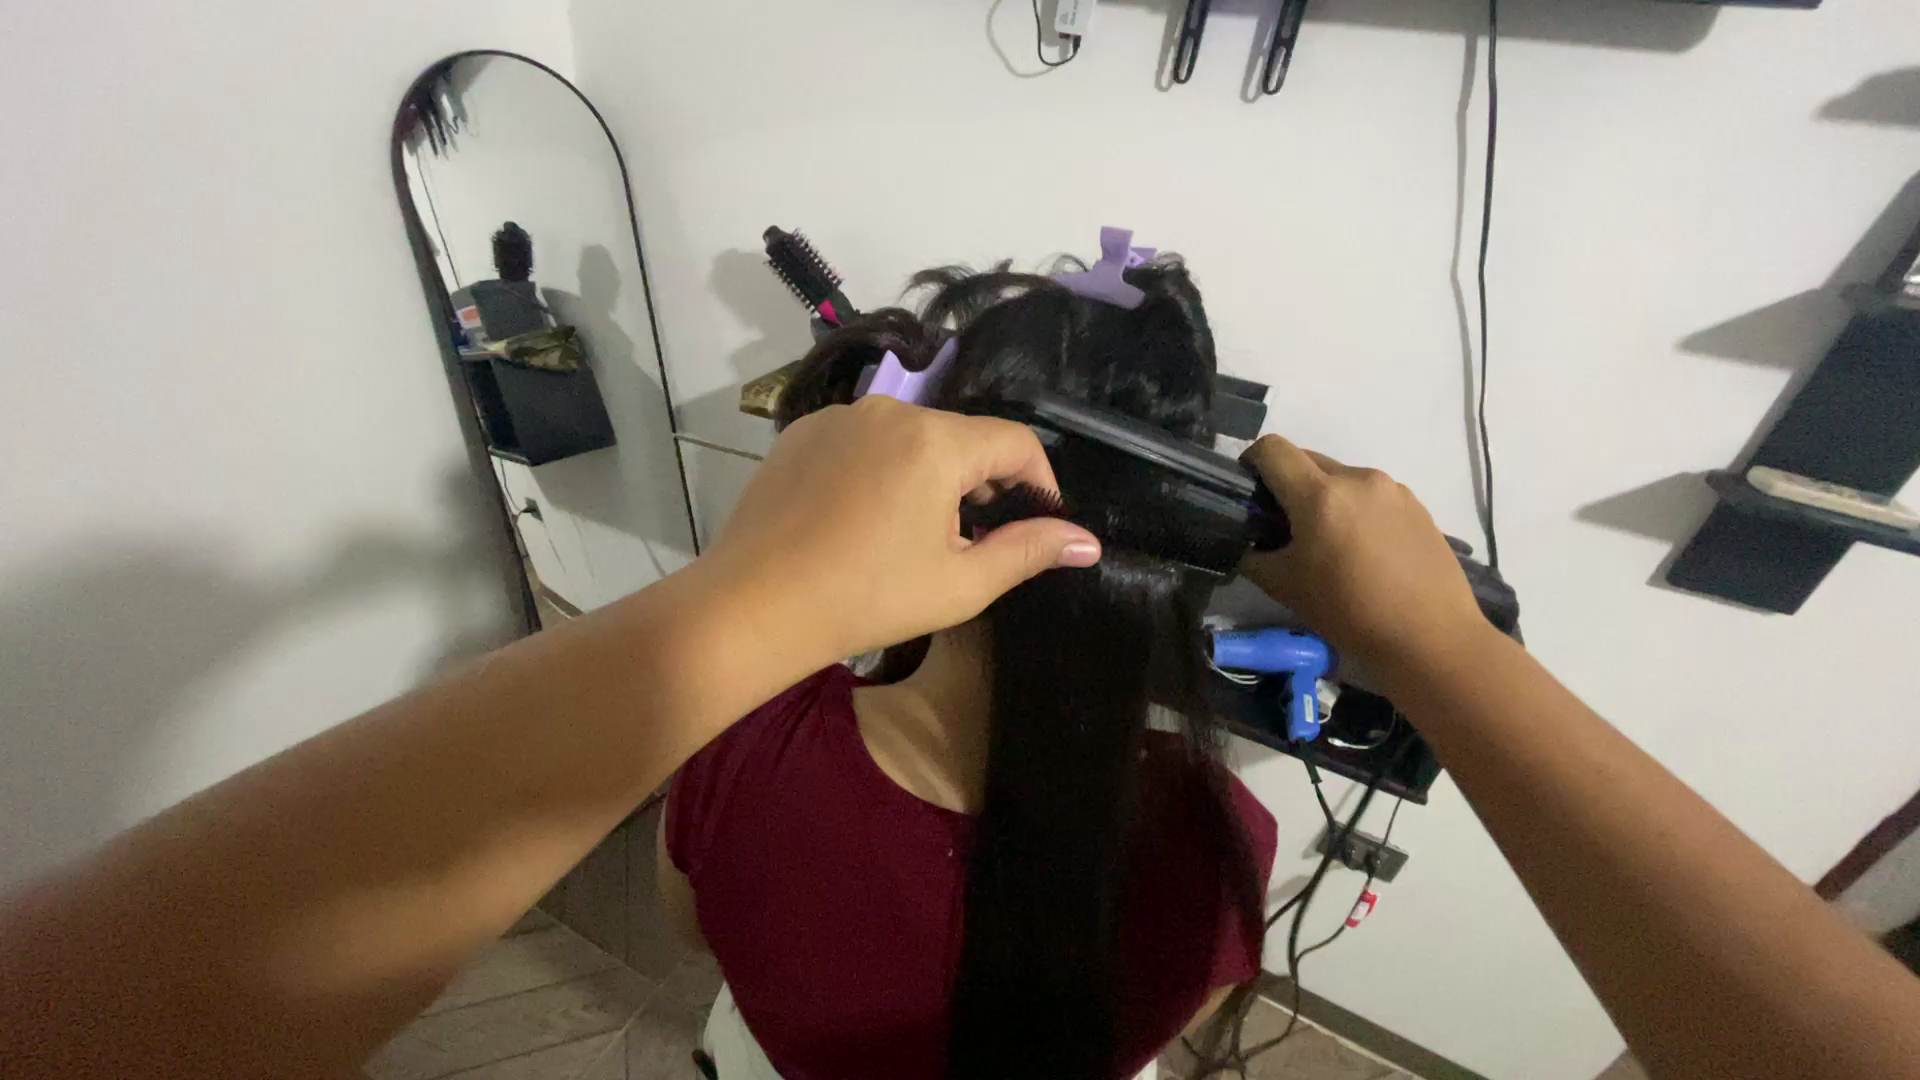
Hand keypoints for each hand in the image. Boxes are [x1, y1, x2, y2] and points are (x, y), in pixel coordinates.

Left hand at [697, 396, 1101, 662]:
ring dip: (933, 476)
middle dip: (983, 483)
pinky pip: (865, 441)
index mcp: (936, 442)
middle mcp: (889, 410)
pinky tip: (865, 518)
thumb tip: (1088, 542)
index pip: (1014, 443)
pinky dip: (884, 470)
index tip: (1040, 520)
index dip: (1040, 481)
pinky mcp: (802, 432)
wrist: (753, 605)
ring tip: (918, 533)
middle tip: (977, 538)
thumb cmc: (867, 598)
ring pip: (912, 438)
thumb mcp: (960, 583)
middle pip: (962, 438)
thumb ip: (1028, 552)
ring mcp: (839, 417)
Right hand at [1239, 435, 1488, 685]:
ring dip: (1323, 497)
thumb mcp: (1282, 586)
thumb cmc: (1348, 612)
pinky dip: (1354, 510)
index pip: (1272, 449)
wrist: (1430, 637)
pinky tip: (1363, 551)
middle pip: (1307, 459)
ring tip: (1328, 543)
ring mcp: (1392, 489)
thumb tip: (1244, 540)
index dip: (1250, 461)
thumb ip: (1252, 554)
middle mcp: (1357, 479)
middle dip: (1287, 484)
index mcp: (1320, 495)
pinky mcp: (1417, 505)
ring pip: (1341, 478)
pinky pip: (1371, 494)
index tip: (1248, 491)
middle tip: (1283, 526)